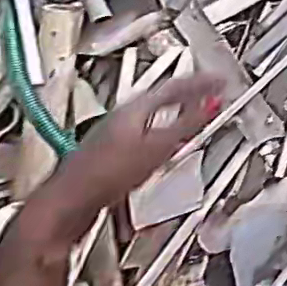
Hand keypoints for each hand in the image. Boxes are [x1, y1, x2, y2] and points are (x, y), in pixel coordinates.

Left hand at [18, 73, 224, 248]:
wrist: (66, 205)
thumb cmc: (103, 176)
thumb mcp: (158, 147)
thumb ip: (188, 124)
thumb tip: (212, 104)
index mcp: (134, 108)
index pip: (175, 86)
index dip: (201, 82)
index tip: (220, 80)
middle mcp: (121, 115)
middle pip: (162, 95)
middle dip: (189, 92)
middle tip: (210, 90)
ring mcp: (114, 133)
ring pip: (153, 112)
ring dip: (176, 109)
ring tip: (194, 110)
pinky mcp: (111, 152)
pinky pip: (146, 129)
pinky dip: (164, 128)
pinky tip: (166, 140)